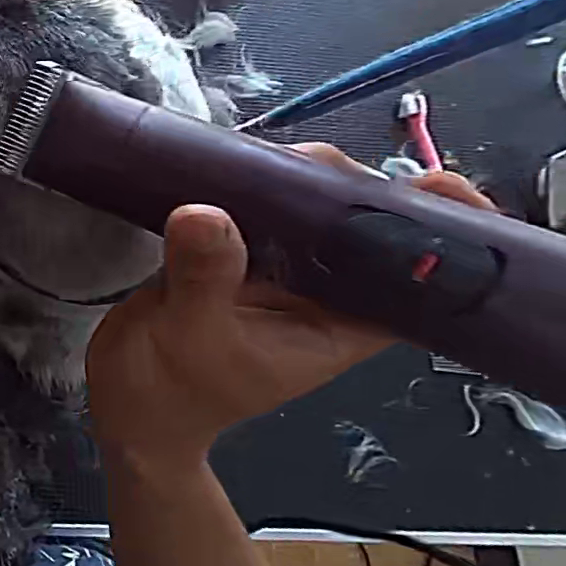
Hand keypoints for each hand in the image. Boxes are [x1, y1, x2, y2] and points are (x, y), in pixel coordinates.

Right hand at [86, 143, 494, 460]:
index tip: (430, 184)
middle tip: (302, 163)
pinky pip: (250, 212)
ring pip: (303, 212)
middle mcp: (318, 293)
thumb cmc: (170, 391)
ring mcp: (272, 272)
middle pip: (359, 228)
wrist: (124, 404)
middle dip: (346, 186)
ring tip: (259, 160)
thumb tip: (202, 211)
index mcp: (340, 325)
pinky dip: (245, 187)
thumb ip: (204, 278)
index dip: (440, 229)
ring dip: (291, 180)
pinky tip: (229, 166)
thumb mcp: (192, 338)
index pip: (417, 278)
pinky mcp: (229, 257)